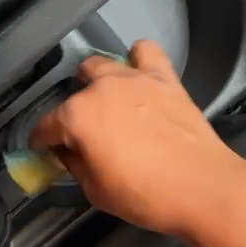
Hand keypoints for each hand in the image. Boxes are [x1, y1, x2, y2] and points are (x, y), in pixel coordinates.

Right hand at [30, 41, 245, 245]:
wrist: (203, 188)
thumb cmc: (146, 195)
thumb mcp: (96, 192)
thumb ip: (75, 166)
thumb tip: (68, 153)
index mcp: (77, 117)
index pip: (46, 126)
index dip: (42, 140)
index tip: (44, 148)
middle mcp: (101, 89)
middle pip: (74, 91)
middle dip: (72, 109)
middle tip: (83, 131)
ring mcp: (134, 79)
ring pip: (102, 63)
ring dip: (97, 80)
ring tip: (105, 98)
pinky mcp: (164, 78)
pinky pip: (145, 51)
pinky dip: (138, 59)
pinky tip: (138, 74)